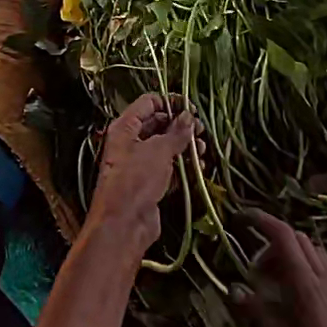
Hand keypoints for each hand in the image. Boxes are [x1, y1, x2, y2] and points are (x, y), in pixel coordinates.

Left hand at [85, 93, 196, 252]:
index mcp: (125, 127)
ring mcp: (138, 163)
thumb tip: (188, 116)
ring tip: (202, 148)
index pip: (148, 102)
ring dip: (184, 145)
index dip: (169, 101)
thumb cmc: (135, 180)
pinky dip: (182, 164)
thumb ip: (176, 132)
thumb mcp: (158, 151)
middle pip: (157, 123)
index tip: (190, 107)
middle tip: (200, 129)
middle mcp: (129, 142)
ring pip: (164, 146)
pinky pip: (167, 166)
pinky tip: (198, 166)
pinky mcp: (148, 182)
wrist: (123, 224)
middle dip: (179, 124)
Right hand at [232, 211, 326, 326]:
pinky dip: (324, 271)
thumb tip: (235, 289)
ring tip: (281, 286)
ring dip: (296, 258)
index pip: (283, 236)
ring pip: (319, 255)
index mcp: (308, 287)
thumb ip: (260, 319)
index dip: (261, 221)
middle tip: (256, 274)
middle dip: (273, 247)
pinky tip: (318, 291)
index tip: (241, 219)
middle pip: (299, 241)